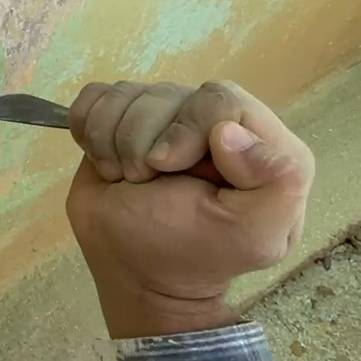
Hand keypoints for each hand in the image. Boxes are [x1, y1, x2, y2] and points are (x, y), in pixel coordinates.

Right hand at [64, 80, 314, 338]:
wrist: (128, 266)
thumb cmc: (187, 252)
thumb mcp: (248, 234)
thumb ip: (274, 184)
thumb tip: (229, 132)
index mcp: (257, 142)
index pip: (220, 99)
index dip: (186, 127)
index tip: (165, 168)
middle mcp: (209, 121)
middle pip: (165, 94)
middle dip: (139, 138)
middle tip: (141, 180)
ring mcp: (160, 116)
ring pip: (124, 93)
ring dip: (110, 141)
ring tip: (122, 178)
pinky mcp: (117, 117)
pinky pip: (95, 96)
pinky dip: (87, 127)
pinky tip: (103, 160)